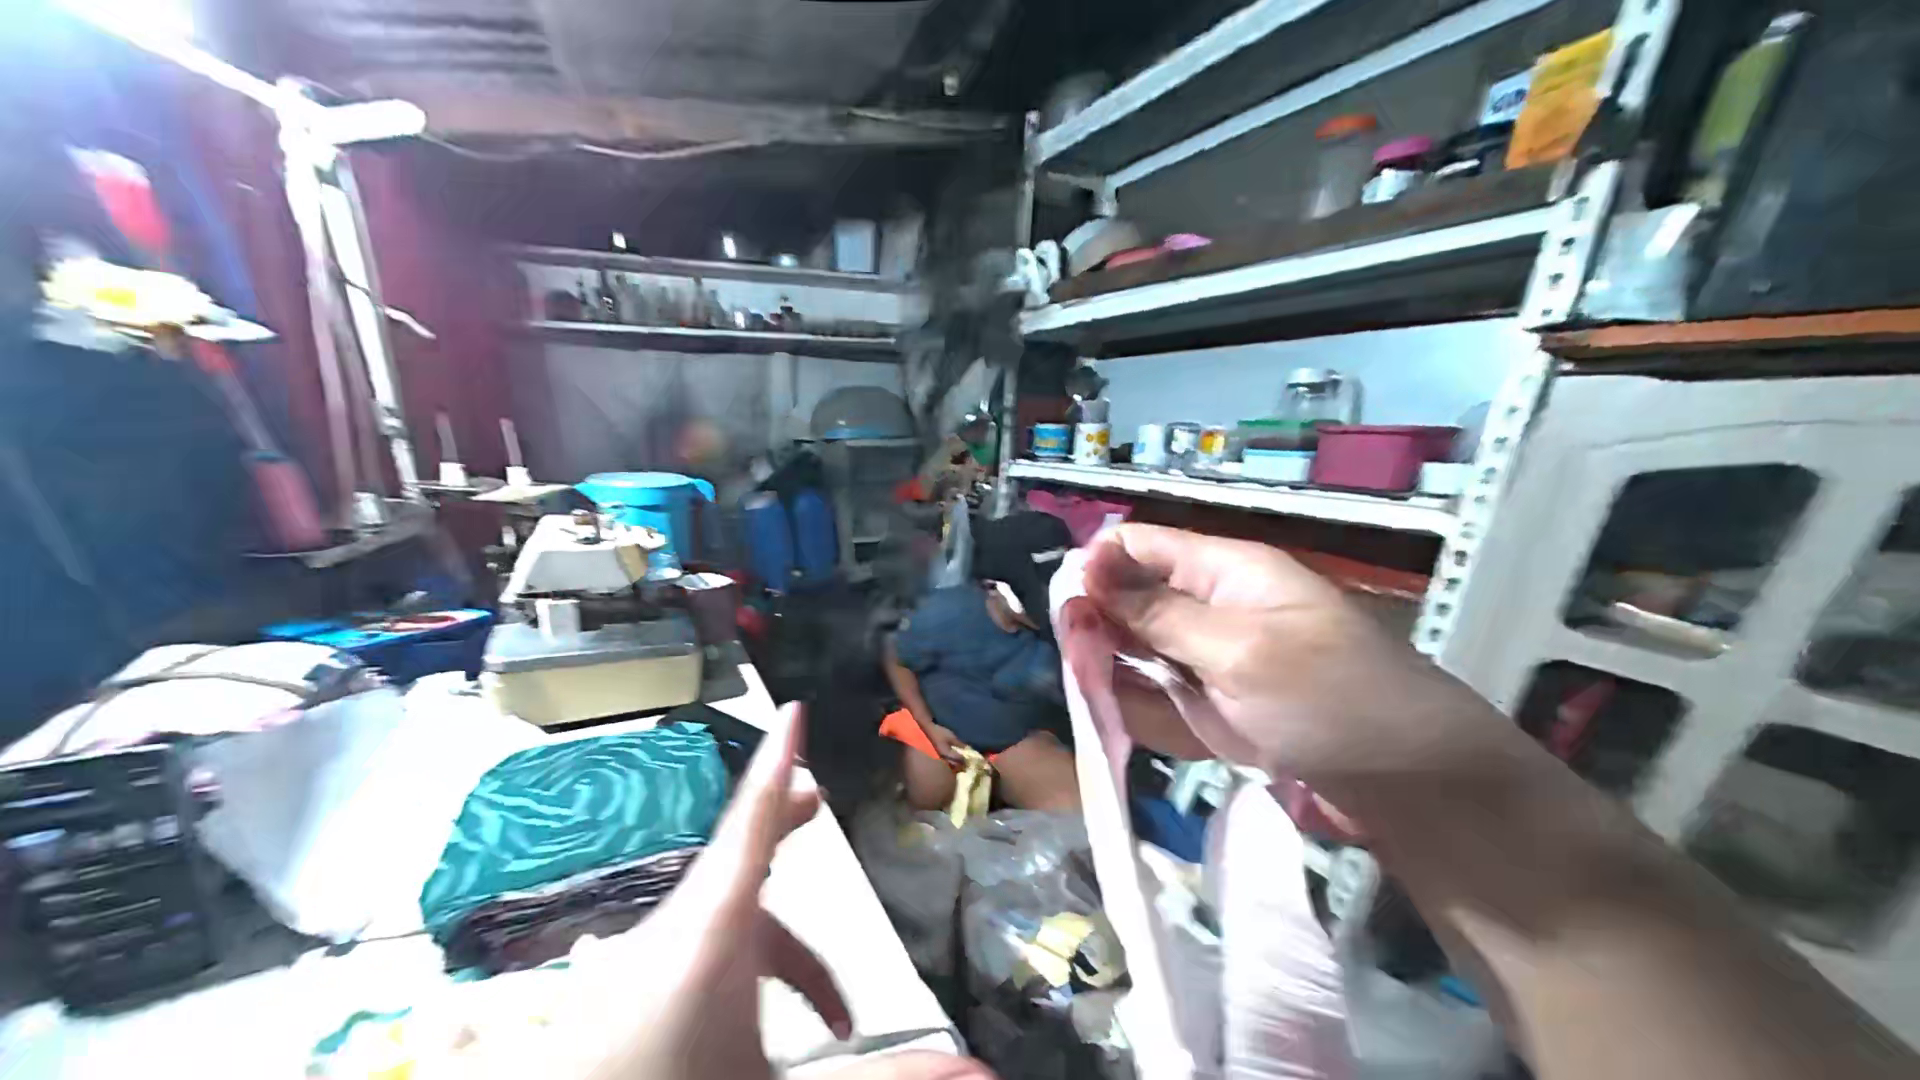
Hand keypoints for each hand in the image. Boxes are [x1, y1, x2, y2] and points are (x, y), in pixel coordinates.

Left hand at [556, 706, 992, 1079]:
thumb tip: (984, 1070)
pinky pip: (696, 948)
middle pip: (738, 852)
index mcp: (708, 935)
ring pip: (723, 913)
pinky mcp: (625, 984)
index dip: (777, 762)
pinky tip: (767, 1025)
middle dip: (782, 823)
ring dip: (780, 933)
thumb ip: (883, 1076)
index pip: (752, 825)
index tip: (793, 709)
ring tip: (832, 1003)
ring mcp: (641, 955)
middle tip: (817, 798)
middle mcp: (671, 927)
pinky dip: (746, 969)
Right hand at [1082, 525, 1510, 787]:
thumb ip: (1158, 613)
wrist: (1413, 788)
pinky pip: (1157, 699)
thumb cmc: (1331, 698)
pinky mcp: (1212, 707)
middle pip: (1129, 600)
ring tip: (1093, 694)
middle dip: (1096, 626)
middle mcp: (1210, 608)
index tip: (1067, 607)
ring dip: (1108, 672)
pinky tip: (1116, 719)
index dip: (1097, 566)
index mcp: (1224, 571)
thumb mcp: (1239, 649)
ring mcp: (1209, 661)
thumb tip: (1088, 568)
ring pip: (1136, 652)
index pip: (1140, 545)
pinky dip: (1136, 711)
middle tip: (1076, 662)